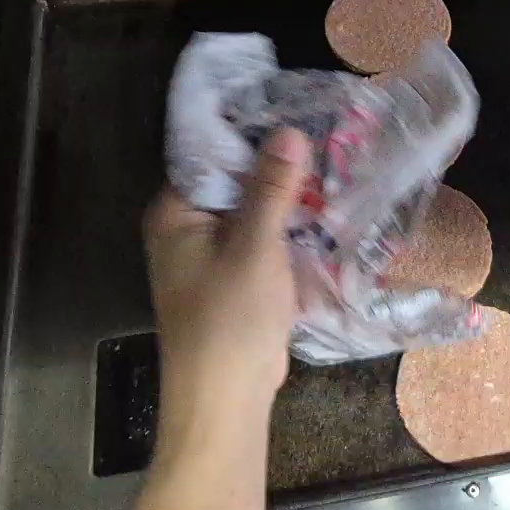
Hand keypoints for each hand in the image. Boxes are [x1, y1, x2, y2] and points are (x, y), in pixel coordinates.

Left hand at [144, 129, 311, 419]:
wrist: (226, 397)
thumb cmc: (231, 318)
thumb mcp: (255, 246)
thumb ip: (272, 188)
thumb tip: (289, 132)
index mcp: (176, 213)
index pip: (211, 155)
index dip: (252, 133)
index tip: (297, 112)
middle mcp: (187, 229)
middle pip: (234, 182)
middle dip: (277, 167)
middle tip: (326, 137)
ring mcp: (211, 256)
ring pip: (252, 212)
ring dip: (287, 199)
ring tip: (333, 167)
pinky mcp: (235, 278)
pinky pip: (262, 240)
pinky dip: (287, 229)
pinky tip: (324, 213)